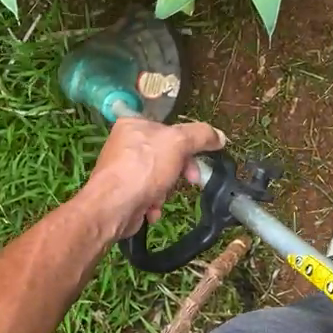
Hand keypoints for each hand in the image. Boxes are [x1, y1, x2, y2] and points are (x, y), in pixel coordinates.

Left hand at [76, 118, 225, 239]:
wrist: (113, 207)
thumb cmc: (144, 167)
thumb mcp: (179, 142)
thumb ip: (201, 135)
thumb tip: (219, 136)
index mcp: (133, 124)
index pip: (167, 128)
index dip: (186, 143)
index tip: (198, 157)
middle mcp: (124, 144)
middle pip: (165, 155)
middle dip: (178, 171)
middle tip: (190, 179)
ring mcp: (121, 169)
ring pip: (158, 177)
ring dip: (165, 190)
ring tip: (160, 197)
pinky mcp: (121, 193)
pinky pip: (146, 194)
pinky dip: (152, 203)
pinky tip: (151, 209)